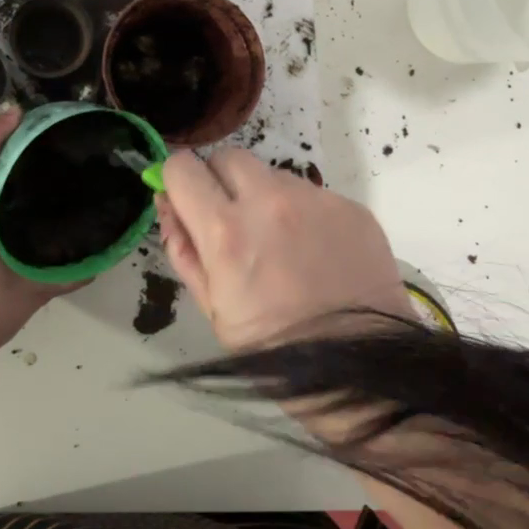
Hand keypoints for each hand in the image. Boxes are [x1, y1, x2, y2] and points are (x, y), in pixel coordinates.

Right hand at [156, 149, 410, 350]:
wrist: (361, 371)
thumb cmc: (272, 348)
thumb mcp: (212, 307)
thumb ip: (183, 248)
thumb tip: (167, 203)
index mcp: (225, 231)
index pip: (182, 167)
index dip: (179, 182)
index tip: (187, 201)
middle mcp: (269, 202)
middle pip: (227, 157)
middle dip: (220, 181)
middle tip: (231, 221)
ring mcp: (316, 201)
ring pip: (272, 174)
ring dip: (264, 197)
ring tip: (280, 244)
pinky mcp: (351, 208)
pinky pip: (312, 194)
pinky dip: (303, 213)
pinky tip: (313, 252)